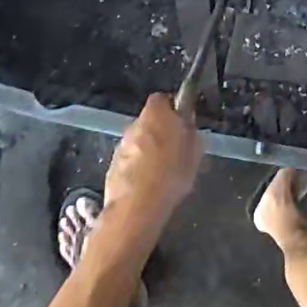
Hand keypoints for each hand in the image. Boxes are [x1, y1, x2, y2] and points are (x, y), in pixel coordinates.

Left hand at [102, 93, 203, 237]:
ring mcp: (121, 145)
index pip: (162, 98)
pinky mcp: (112, 165)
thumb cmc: (172, 175)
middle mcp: (135, 125)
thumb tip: (186, 122)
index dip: (172, 107)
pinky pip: (129, 158)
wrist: (136, 208)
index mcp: (157, 115)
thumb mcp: (194, 152)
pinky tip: (147, 181)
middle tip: (175, 146)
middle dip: (160, 129)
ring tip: (161, 168)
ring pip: (138, 139)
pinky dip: (137, 164)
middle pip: (149, 120)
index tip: (181, 120)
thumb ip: (190, 132)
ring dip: (147, 147)